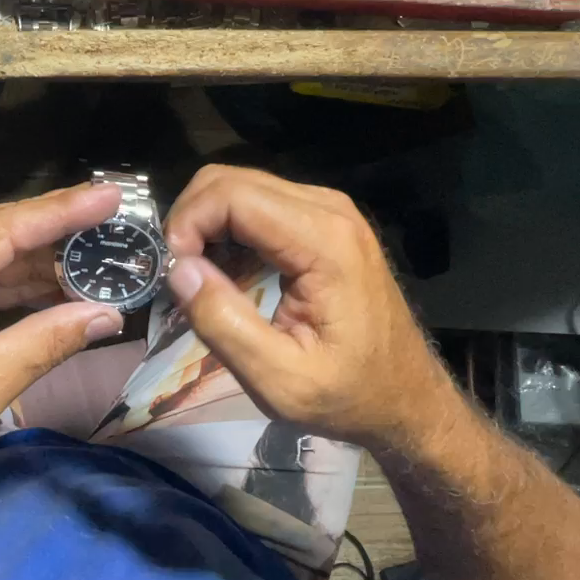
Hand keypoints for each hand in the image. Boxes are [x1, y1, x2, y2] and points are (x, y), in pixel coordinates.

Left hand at [0, 182, 127, 498]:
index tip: (110, 196)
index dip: (63, 211)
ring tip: (103, 255)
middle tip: (118, 223)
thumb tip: (108, 315)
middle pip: (2, 226)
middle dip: (61, 228)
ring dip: (45, 254)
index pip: (5, 228)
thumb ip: (48, 341)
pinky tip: (61, 280)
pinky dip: (19, 274)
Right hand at [162, 165, 459, 452]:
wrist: (406, 400)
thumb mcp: (279, 381)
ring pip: (240, 185)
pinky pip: (257, 202)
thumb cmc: (348, 396)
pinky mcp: (322, 220)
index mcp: (324, 242)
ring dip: (206, 223)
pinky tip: (225, 270)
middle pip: (231, 180)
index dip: (189, 222)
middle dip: (191, 219)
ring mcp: (328, 210)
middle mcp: (328, 210)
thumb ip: (225, 324)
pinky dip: (226, 228)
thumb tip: (178, 269)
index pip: (233, 195)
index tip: (173, 270)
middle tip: (179, 272)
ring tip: (199, 275)